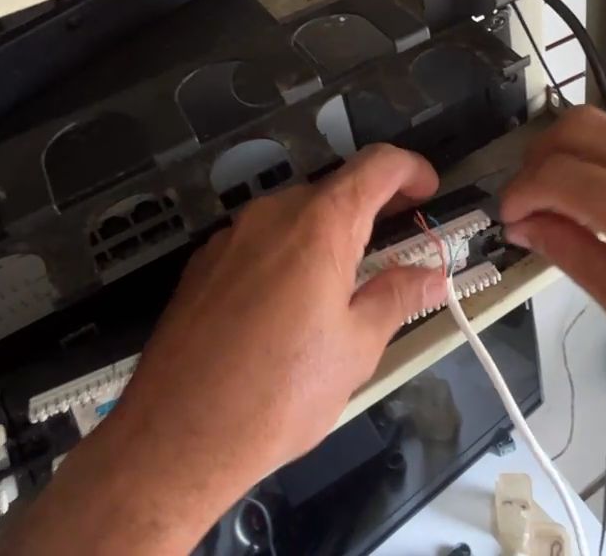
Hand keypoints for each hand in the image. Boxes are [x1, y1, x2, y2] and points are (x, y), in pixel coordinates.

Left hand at [5, 145, 448, 555]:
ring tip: (345, 281)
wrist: (174, 440)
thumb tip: (431, 276)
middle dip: (373, 208)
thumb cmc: (277, 395)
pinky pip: (260, 238)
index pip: (377, 165)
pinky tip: (290, 302)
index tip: (428, 191)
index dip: (411, 169)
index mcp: (320, 225)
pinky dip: (289, 250)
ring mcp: (232, 235)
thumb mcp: (355, 350)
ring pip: (295, 213)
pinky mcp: (204, 262)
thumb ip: (397, 298)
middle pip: (336, 187)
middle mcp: (273, 215)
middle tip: (396, 244)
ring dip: (330, 231)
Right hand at [499, 107, 605, 420]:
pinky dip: (601, 157)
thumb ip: (568, 252)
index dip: (521, 191)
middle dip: (538, 155)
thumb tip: (523, 224)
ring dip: (568, 151)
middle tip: (526, 197)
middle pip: (580, 125)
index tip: (509, 216)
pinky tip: (595, 197)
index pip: (561, 174)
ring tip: (556, 197)